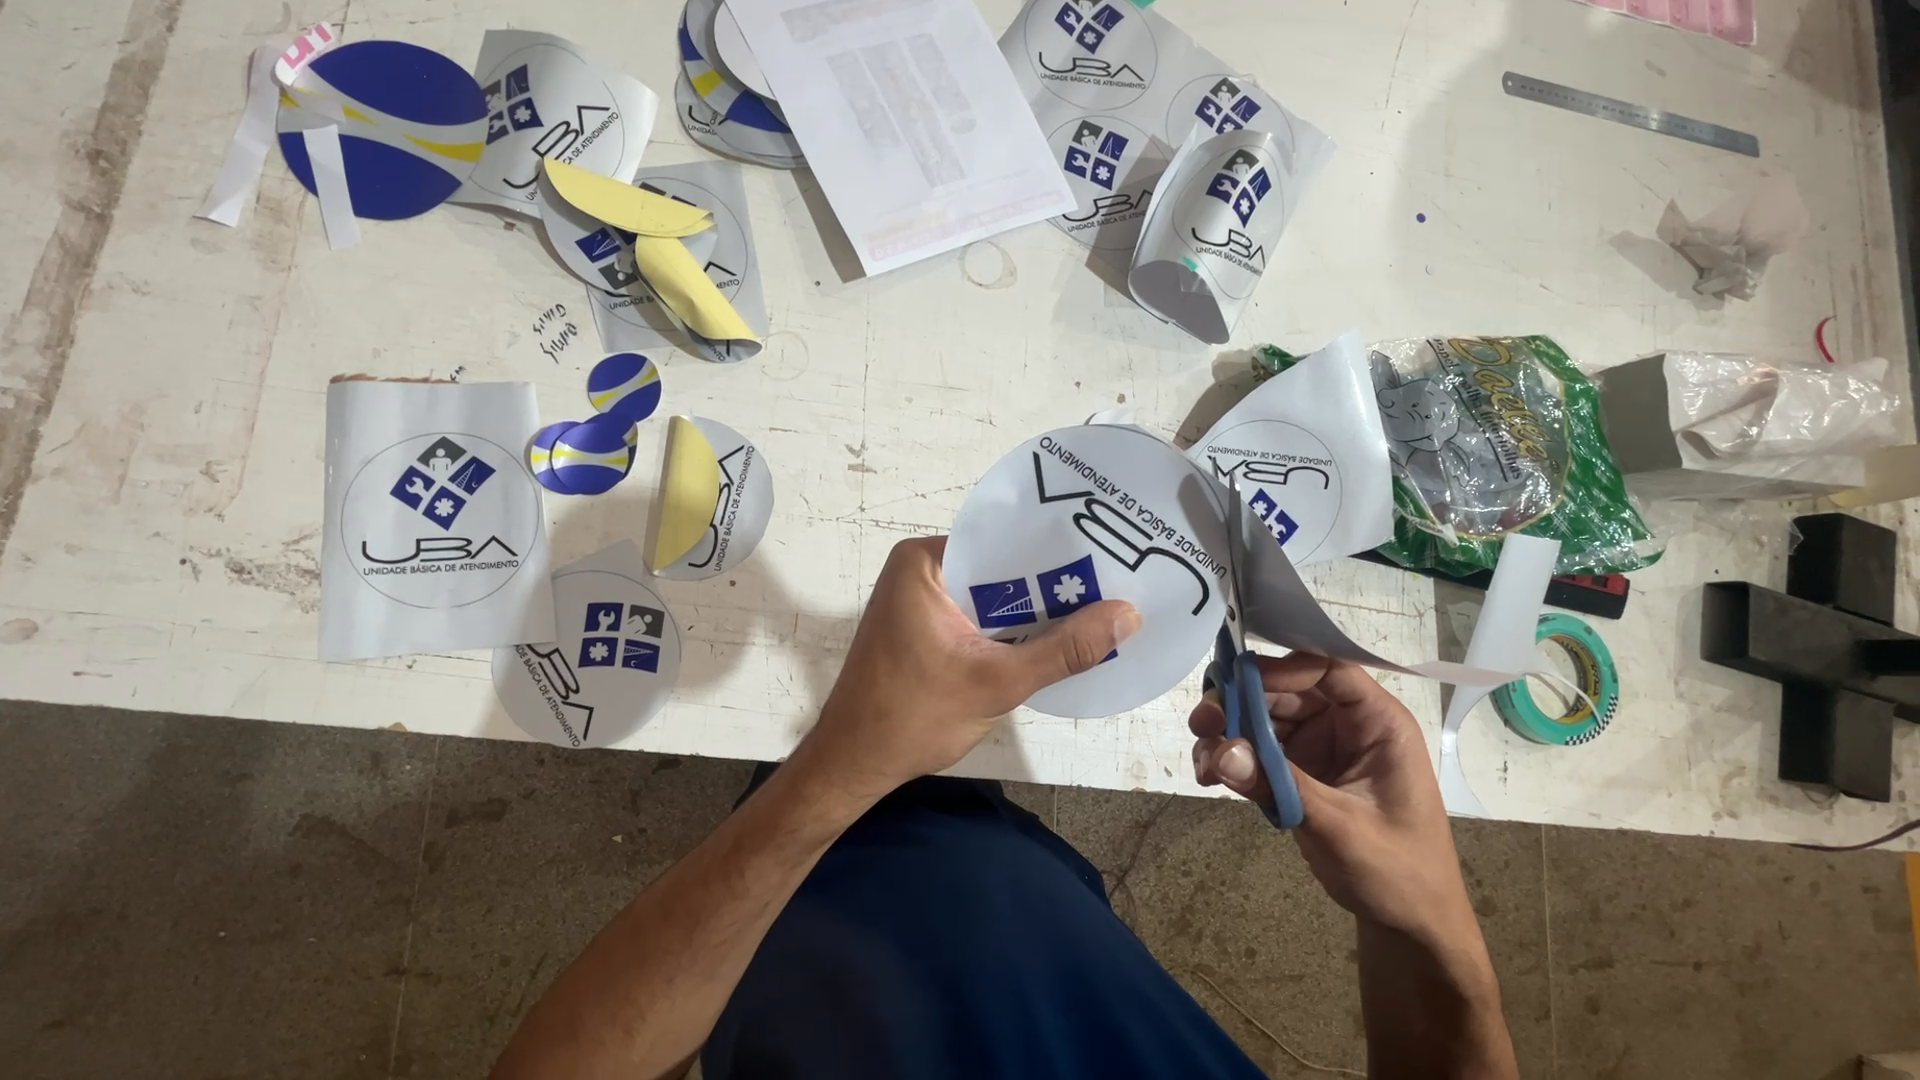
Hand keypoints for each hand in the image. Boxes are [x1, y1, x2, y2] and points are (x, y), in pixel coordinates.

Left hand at [798, 536, 1141, 802]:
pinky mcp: (927, 627)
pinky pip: (982, 616)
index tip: (1113, 555)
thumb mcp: (998, 681)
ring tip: (1103, 608)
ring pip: (996, 595)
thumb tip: (1130, 614)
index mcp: (926, 561)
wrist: (854, 763)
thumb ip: (1064, 649)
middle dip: (1054, 582)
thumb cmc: (913, 717)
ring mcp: (922, 599)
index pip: (1006, 541)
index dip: (1060, 550)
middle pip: (1003, 568)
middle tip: (1120, 584)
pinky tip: (1058, 640)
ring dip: (1037, 610)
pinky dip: (1013, 630)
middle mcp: (922, 569)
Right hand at [1190, 653, 1475, 942]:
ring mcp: (1318, 747)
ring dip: (1226, 732)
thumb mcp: (1341, 827)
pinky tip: (1210, 776)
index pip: (1328, 671)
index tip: (1236, 684)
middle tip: (1201, 724)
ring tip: (1203, 762)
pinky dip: (1230, 758)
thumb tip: (1221, 752)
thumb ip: (1281, 785)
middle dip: (1238, 702)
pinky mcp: (1296, 770)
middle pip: (1282, 690)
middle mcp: (1345, 724)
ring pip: (1261, 717)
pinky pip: (1255, 750)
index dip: (1281, 670)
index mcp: (1378, 723)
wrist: (1408, 924)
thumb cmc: (1397, 872)